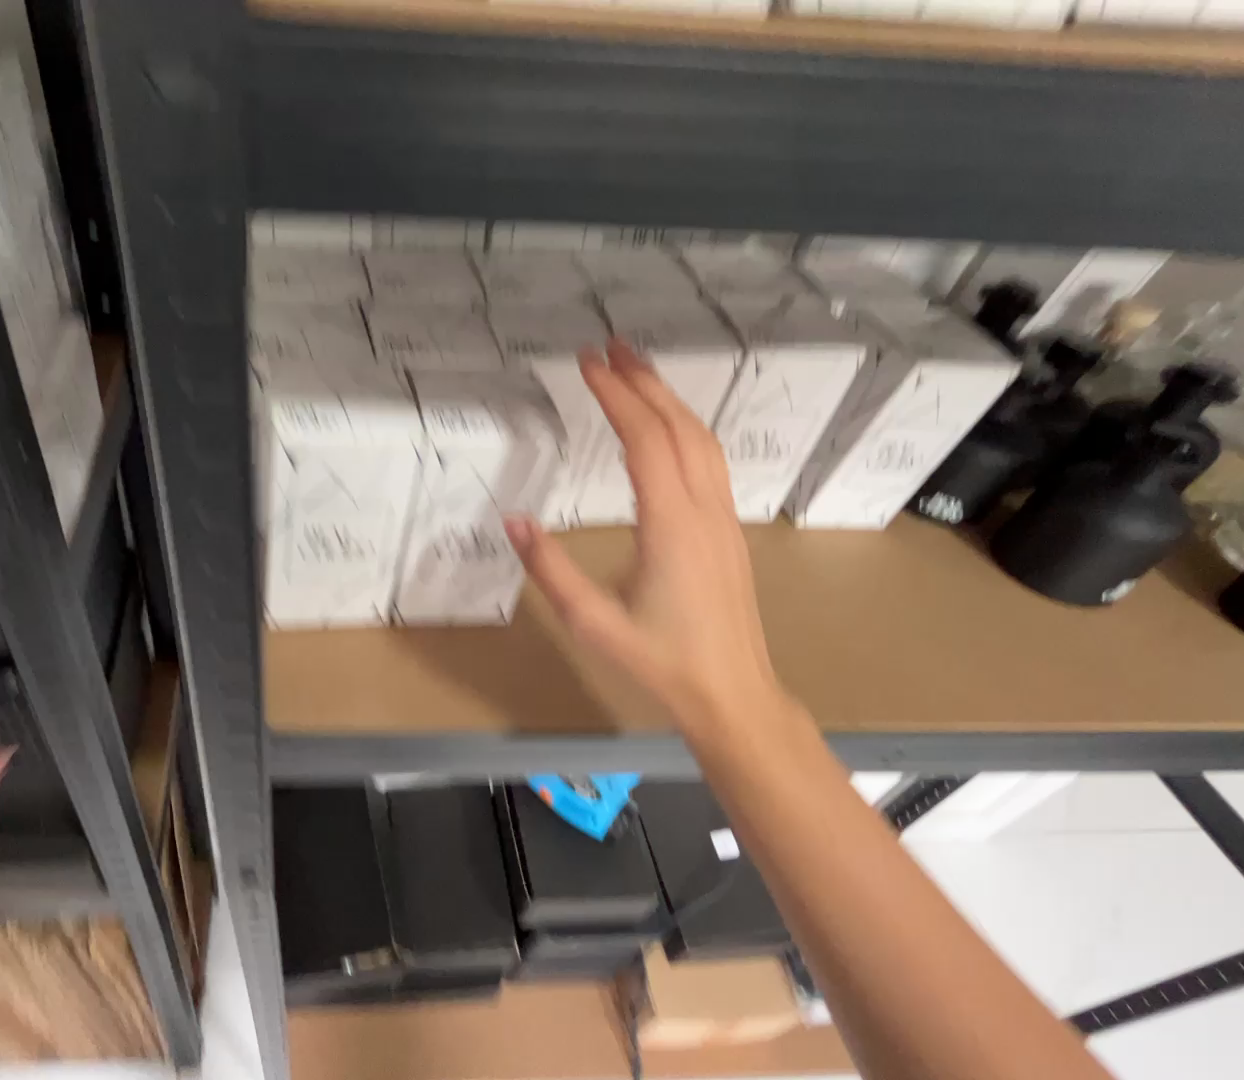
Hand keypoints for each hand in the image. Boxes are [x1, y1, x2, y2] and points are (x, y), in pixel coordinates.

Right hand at [505, 340, 789, 735]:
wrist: (732, 694)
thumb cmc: (659, 662)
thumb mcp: (591, 622)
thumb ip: (549, 569)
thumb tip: (511, 521)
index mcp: (671, 525)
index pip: (644, 440)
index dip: (616, 396)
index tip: (588, 363)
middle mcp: (703, 509)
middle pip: (679, 427)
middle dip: (644, 381)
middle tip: (610, 347)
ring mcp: (723, 518)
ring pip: (702, 440)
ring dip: (669, 400)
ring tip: (636, 371)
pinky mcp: (728, 530)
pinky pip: (709, 461)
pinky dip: (685, 428)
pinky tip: (667, 429)